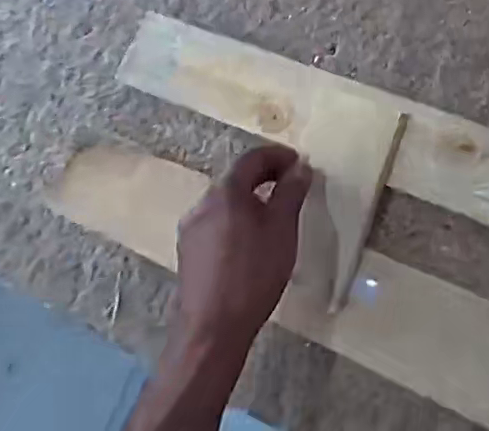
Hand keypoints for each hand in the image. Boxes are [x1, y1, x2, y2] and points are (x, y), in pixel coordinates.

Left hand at [170, 145, 313, 347]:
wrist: (211, 332)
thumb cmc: (253, 272)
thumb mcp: (282, 227)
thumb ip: (291, 191)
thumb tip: (300, 167)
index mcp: (224, 193)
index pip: (253, 158)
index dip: (279, 155)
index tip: (300, 165)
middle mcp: (202, 206)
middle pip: (237, 178)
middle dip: (267, 175)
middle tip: (293, 185)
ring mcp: (191, 231)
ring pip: (227, 201)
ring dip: (253, 197)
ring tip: (277, 212)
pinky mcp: (189, 253)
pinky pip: (218, 221)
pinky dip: (239, 217)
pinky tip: (254, 238)